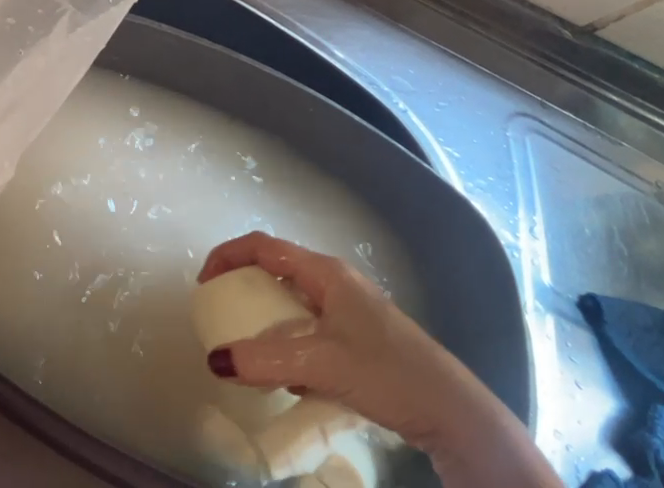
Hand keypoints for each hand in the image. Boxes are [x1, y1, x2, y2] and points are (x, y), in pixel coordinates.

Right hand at [198, 233, 559, 487]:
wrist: (457, 417)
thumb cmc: (389, 374)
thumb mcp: (319, 365)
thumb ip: (262, 361)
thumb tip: (215, 361)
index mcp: (326, 273)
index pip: (262, 246)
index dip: (226, 257)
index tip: (205, 285)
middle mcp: (336, 284)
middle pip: (275, 271)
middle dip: (243, 290)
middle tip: (223, 316)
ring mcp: (351, 312)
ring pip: (292, 303)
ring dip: (266, 321)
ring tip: (252, 351)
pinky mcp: (361, 340)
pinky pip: (309, 329)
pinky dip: (288, 343)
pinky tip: (291, 377)